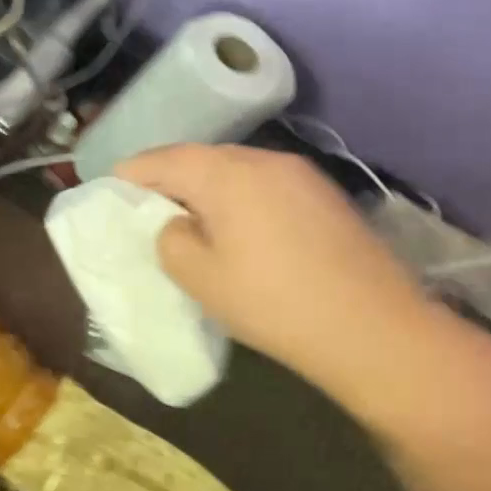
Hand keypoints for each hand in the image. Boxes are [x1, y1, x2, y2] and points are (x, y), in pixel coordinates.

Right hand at [115, 144, 436, 385]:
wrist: (379, 333)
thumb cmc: (274, 304)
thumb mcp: (199, 278)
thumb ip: (170, 239)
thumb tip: (178, 224)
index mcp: (224, 173)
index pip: (161, 159)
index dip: (131, 173)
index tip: (111, 187)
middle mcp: (261, 159)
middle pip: (200, 158)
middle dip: (169, 176)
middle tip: (148, 205)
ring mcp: (300, 175)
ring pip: (236, 169)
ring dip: (208, 186)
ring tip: (193, 217)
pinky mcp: (326, 196)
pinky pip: (265, 183)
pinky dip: (242, 196)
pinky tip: (241, 227)